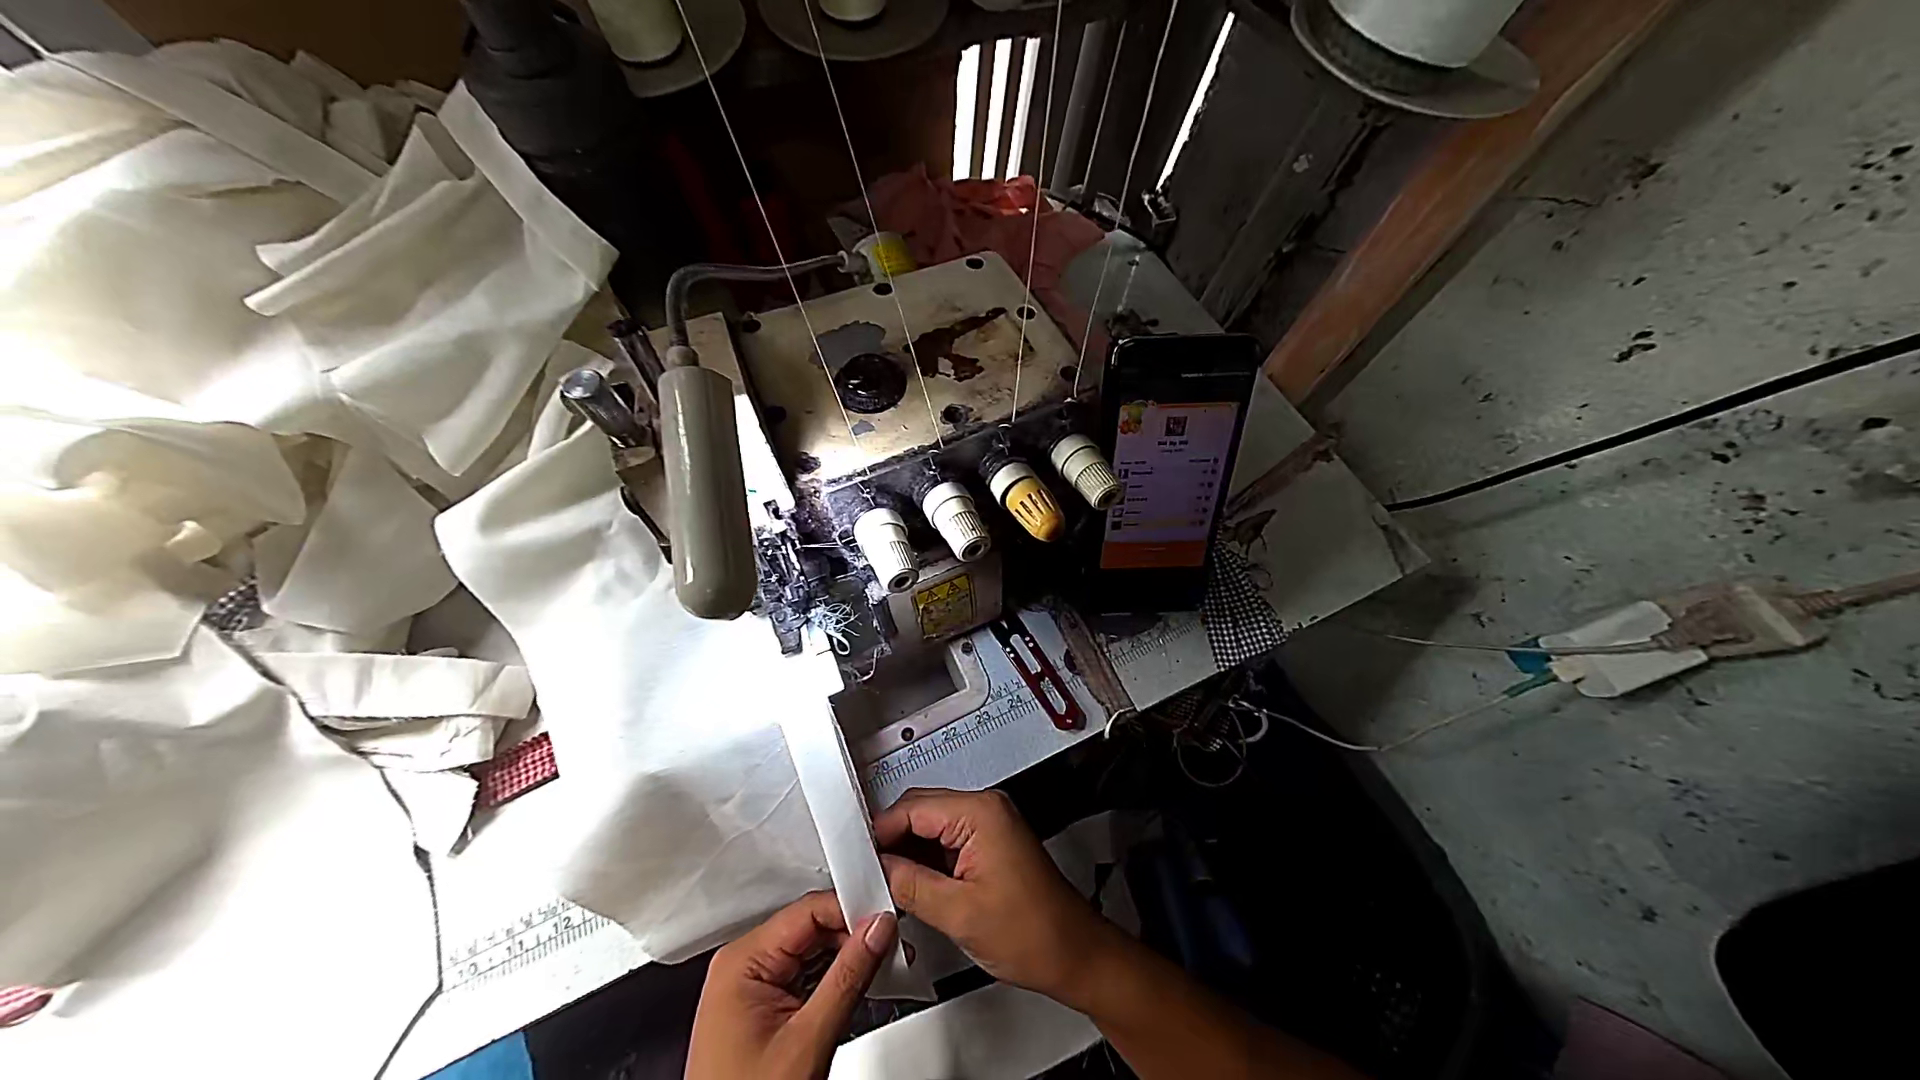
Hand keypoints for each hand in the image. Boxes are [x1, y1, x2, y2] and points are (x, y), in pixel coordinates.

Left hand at [685, 891, 896, 1079]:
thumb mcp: (807, 1040)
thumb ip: (848, 977)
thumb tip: (875, 930)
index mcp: (742, 961)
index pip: (809, 911)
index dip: (851, 910)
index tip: (887, 919)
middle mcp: (742, 965)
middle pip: (812, 927)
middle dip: (854, 935)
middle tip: (890, 946)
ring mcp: (750, 985)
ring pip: (812, 949)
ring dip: (847, 956)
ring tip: (880, 966)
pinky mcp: (762, 1005)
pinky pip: (806, 973)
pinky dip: (834, 977)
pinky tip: (857, 985)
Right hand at [873, 788, 1123, 1011]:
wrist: (1075, 954)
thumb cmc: (1037, 933)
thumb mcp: (957, 912)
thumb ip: (909, 883)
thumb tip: (878, 867)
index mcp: (981, 813)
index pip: (912, 808)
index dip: (880, 833)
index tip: (860, 857)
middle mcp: (987, 809)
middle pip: (919, 811)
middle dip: (892, 841)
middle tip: (869, 872)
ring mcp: (990, 824)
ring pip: (930, 826)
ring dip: (908, 852)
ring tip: (891, 885)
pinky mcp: (990, 841)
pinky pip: (946, 840)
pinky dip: (926, 861)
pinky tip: (914, 885)